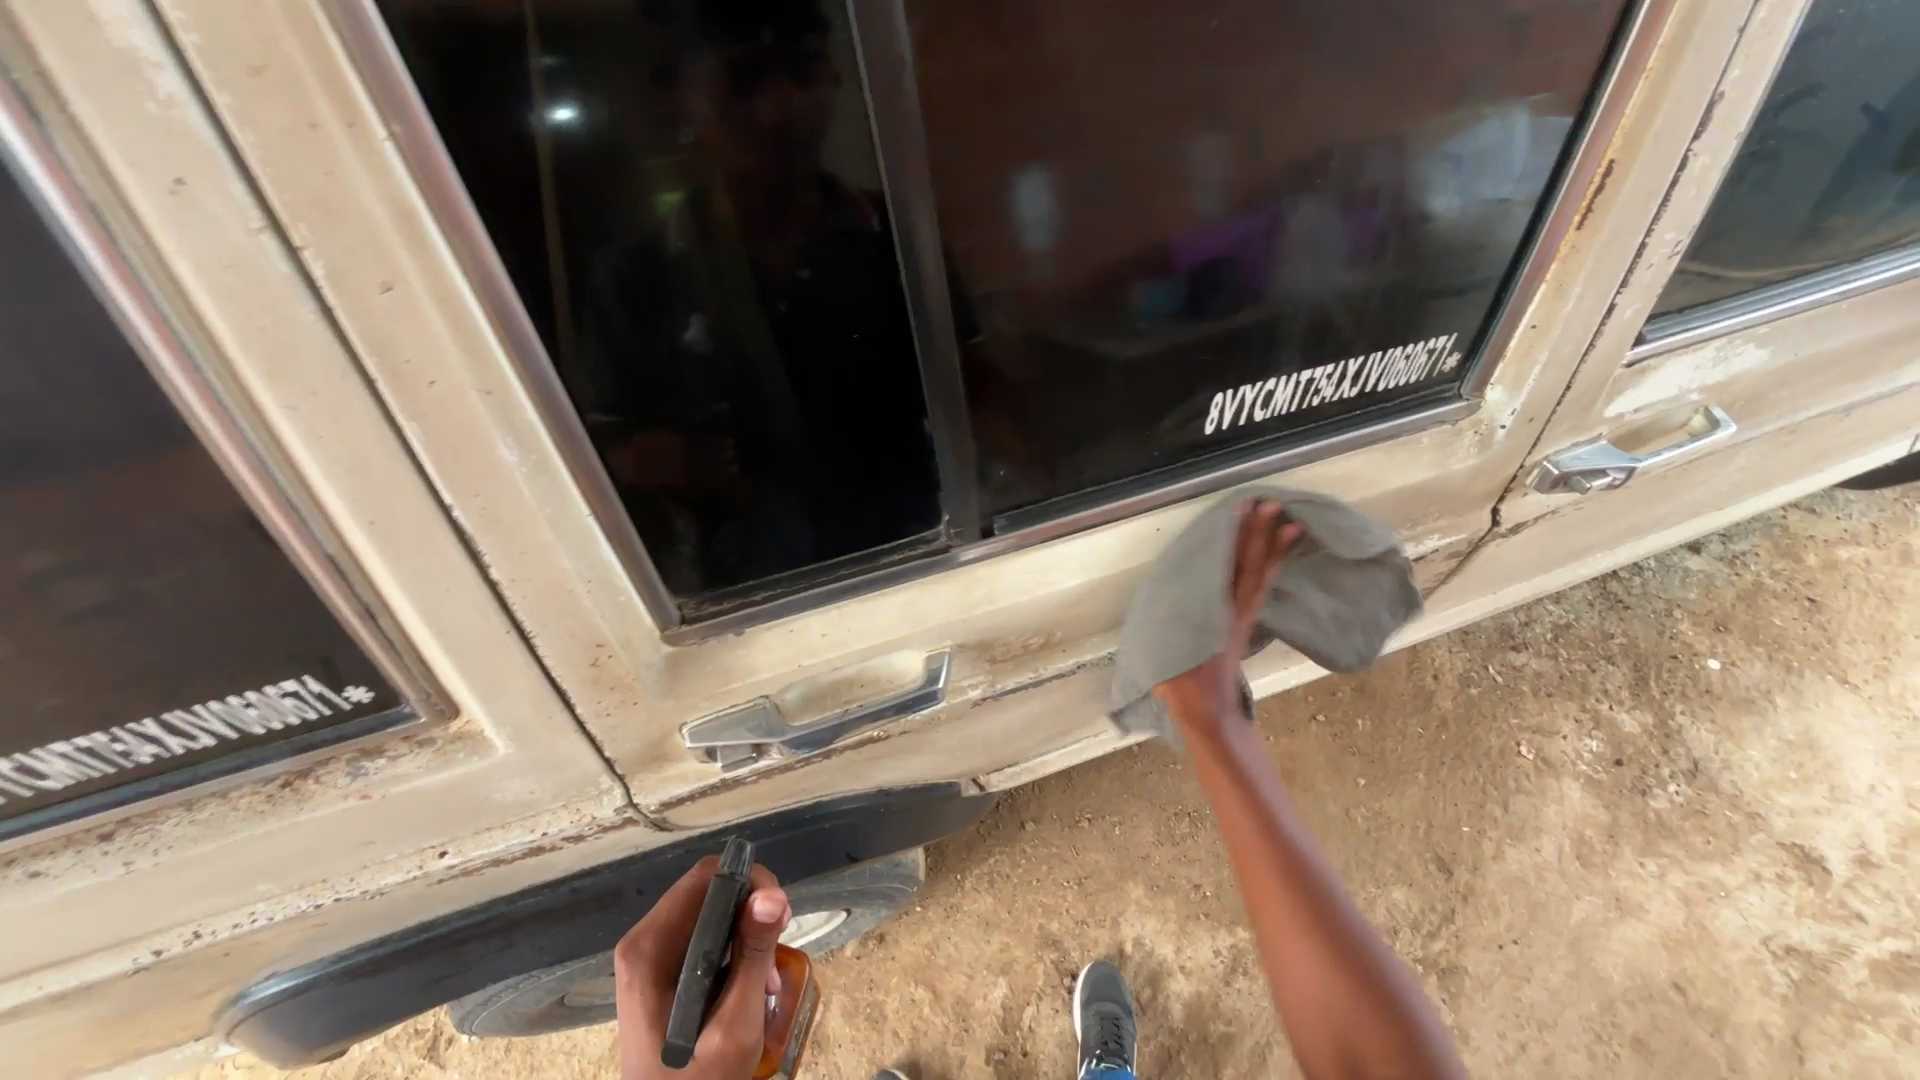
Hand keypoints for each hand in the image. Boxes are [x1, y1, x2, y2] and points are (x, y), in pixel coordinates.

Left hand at [614, 857, 791, 1079]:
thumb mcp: (736, 1025)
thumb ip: (753, 957)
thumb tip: (772, 894)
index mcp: (650, 949)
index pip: (705, 877)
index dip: (749, 882)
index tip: (780, 915)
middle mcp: (642, 942)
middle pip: (708, 890)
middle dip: (752, 909)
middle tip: (780, 944)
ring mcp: (648, 956)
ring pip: (710, 911)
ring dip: (747, 932)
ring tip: (767, 979)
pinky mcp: (659, 970)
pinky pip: (704, 935)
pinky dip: (735, 949)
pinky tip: (752, 985)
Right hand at [1153, 499, 1302, 736]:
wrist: (1208, 711)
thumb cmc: (1182, 683)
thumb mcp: (1169, 652)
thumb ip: (1174, 626)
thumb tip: (1170, 600)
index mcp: (1214, 615)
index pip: (1228, 569)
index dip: (1236, 540)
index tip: (1242, 511)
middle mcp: (1232, 610)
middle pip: (1249, 566)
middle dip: (1258, 534)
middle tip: (1270, 503)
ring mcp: (1242, 614)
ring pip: (1261, 574)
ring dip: (1273, 546)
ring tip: (1288, 520)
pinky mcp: (1246, 621)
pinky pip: (1262, 587)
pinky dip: (1273, 565)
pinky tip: (1282, 550)